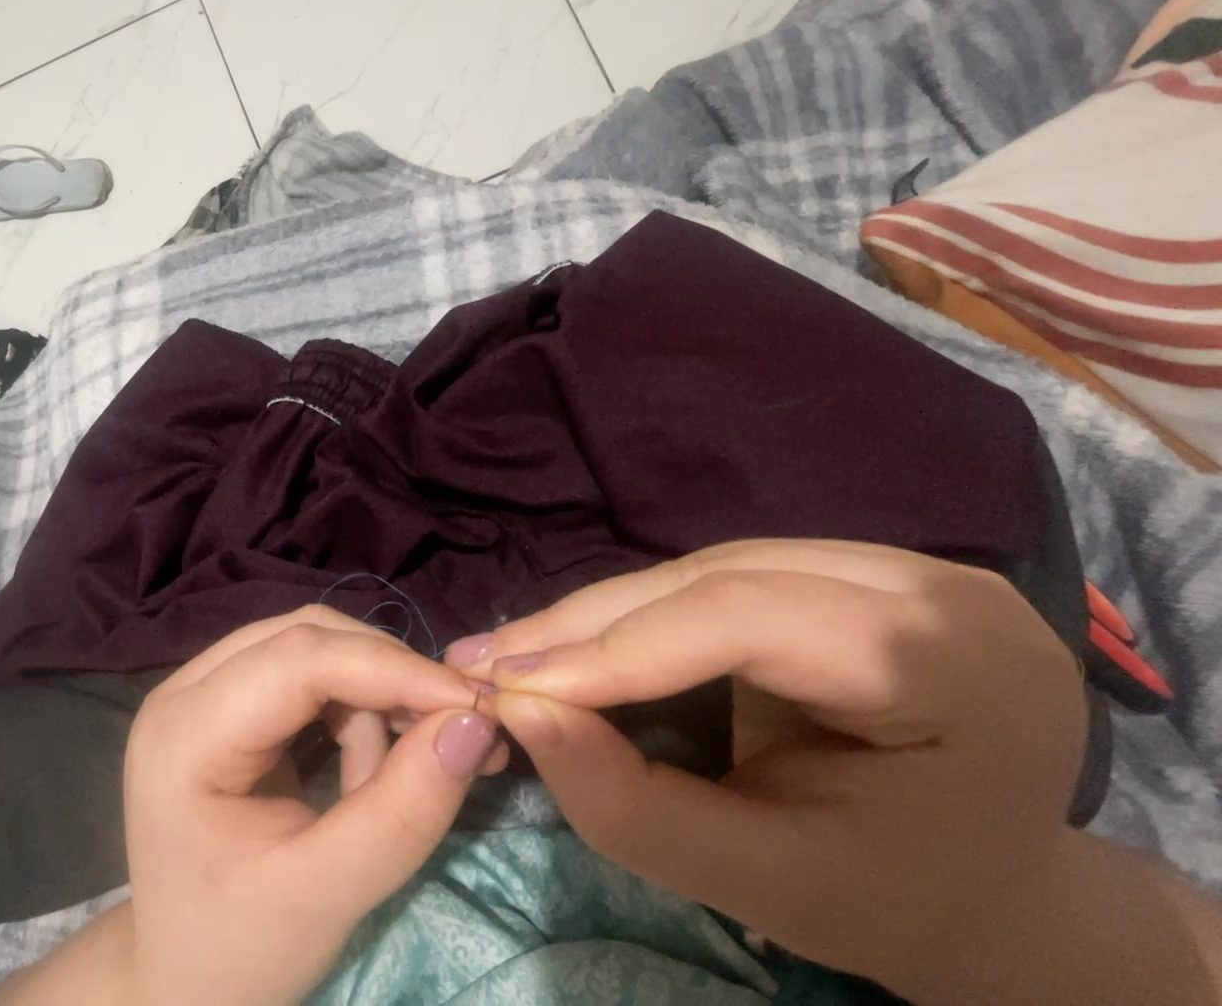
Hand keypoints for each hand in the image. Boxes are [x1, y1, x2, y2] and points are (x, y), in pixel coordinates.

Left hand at [125, 605, 502, 1005]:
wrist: (182, 975)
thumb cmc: (238, 948)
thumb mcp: (324, 895)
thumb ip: (399, 813)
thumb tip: (474, 725)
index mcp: (183, 735)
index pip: (296, 660)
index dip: (391, 669)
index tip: (475, 706)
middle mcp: (184, 691)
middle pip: (306, 639)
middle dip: (389, 679)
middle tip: (460, 735)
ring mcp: (203, 692)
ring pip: (314, 650)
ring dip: (375, 702)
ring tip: (393, 785)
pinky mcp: (229, 705)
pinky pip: (310, 676)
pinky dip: (358, 711)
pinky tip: (371, 770)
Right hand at [448, 540, 1090, 995]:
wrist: (985, 888)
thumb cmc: (894, 902)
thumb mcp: (765, 884)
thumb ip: (636, 808)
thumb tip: (518, 714)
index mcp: (952, 664)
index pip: (746, 619)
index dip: (613, 650)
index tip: (505, 689)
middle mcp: (925, 584)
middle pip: (712, 581)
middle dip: (584, 627)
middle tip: (481, 665)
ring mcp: (884, 565)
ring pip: (697, 571)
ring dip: (595, 616)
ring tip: (511, 657)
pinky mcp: (837, 572)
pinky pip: (709, 581)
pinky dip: (631, 616)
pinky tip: (574, 643)